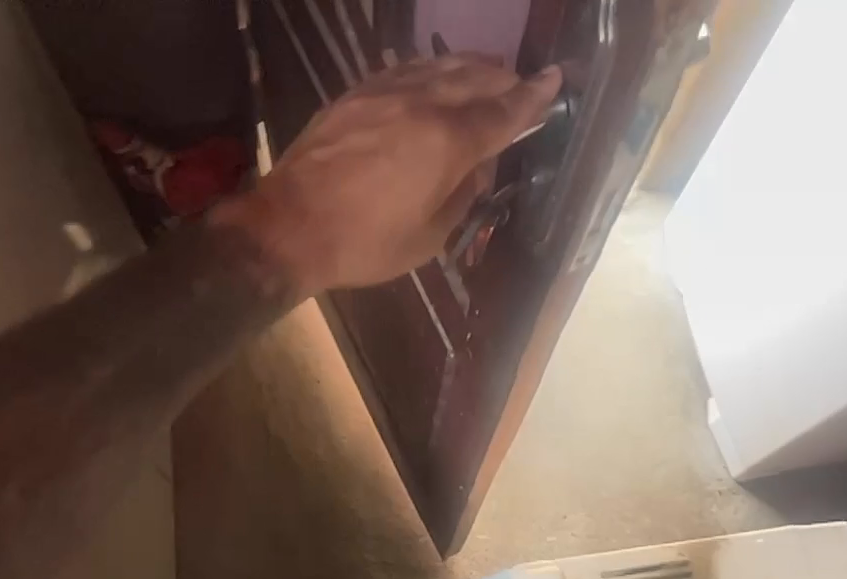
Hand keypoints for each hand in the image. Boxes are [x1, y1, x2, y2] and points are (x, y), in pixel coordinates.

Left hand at [214, 55, 562, 294]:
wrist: (291, 226)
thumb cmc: (364, 244)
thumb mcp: (428, 239)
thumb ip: (461, 197)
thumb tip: (475, 170)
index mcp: (448, 143)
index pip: (502, 114)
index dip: (532, 100)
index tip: (555, 83)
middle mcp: (423, 104)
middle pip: (476, 80)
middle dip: (505, 81)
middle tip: (522, 85)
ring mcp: (387, 92)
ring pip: (441, 66)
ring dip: (471, 68)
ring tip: (487, 72)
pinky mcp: (358, 94)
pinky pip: (408, 69)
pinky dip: (432, 70)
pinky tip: (436, 75)